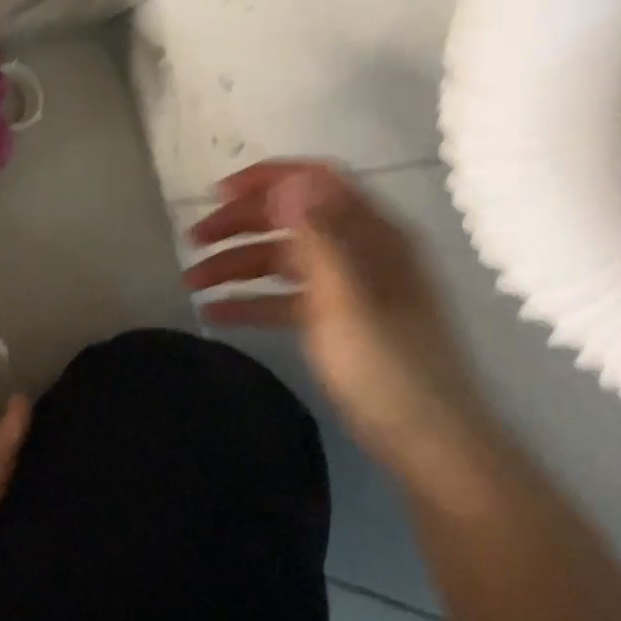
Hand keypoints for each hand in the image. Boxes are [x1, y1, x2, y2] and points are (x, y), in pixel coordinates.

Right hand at [184, 160, 490, 460]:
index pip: (317, 181)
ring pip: (283, 259)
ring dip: (237, 264)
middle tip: (193, 239)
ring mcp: (351, 287)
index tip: (216, 194)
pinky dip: (250, 301)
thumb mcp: (345, 300)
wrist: (428, 440)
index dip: (266, 180)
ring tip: (192, 281)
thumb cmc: (385, 368)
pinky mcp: (339, 321)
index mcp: (375, 235)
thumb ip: (317, 238)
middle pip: (292, 218)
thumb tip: (288, 181)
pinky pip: (286, 298)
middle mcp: (363, 251)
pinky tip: (215, 314)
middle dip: (240, 224)